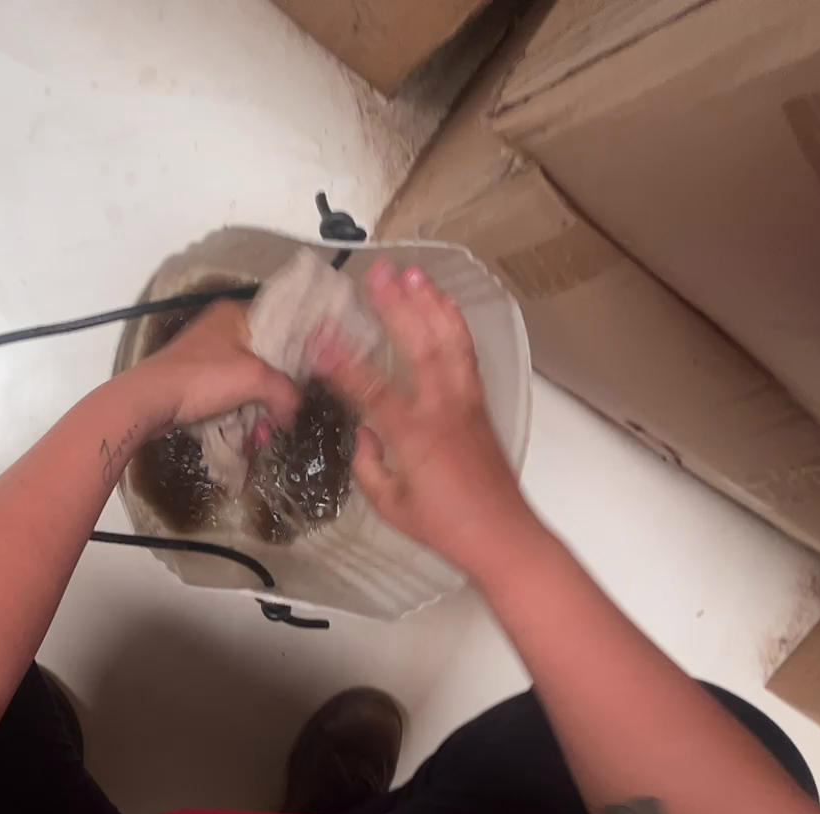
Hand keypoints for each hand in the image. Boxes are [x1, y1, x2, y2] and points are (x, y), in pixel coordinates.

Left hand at [125, 300, 300, 433]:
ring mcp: (208, 354)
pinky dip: (239, 413)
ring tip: (261, 434)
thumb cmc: (202, 379)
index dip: (300, 351)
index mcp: (237, 314)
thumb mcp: (254, 379)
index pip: (282, 324)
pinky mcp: (198, 379)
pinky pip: (229, 394)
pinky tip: (245, 434)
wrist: (150, 401)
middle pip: (266, 358)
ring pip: (248, 380)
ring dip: (257, 409)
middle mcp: (223, 329)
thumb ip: (285, 391)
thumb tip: (293, 411)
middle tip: (282, 416)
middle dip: (276, 392)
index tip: (310, 377)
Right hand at [313, 260, 545, 579]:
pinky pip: (467, 354)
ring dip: (430, 304)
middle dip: (396, 306)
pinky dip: (455, 324)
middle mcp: (443, 410)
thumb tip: (367, 433)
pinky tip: (444, 305)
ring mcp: (466, 402)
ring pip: (450, 342)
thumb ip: (369, 463)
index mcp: (414, 437)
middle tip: (377, 273)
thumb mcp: (389, 503)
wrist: (501, 534)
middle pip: (419, 346)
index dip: (341, 360)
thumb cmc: (443, 525)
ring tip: (413, 273)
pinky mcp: (479, 403)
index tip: (318, 334)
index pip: (370, 390)